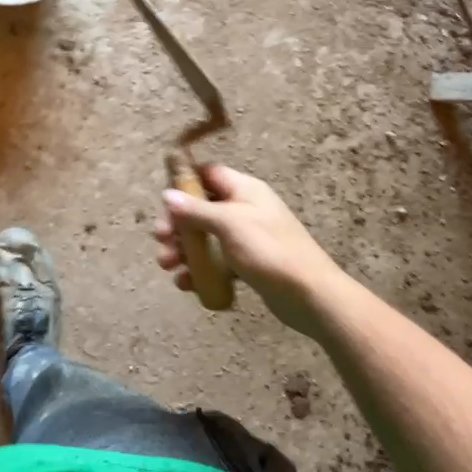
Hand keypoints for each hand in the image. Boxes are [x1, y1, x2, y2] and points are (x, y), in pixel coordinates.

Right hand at [154, 164, 344, 337]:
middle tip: (160, 240)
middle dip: (177, 226)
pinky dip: (200, 270)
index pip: (207, 174)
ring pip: (205, 238)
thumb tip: (167, 194)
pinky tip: (187, 284)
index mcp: (243, 190)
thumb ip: (196, 209)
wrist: (311, 296)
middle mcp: (244, 209)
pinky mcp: (248, 264)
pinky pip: (217, 262)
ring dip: (184, 250)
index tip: (165, 201)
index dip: (184, 184)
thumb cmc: (269, 250)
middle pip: (200, 209)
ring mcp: (246, 238)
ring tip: (168, 267)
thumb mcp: (229, 224)